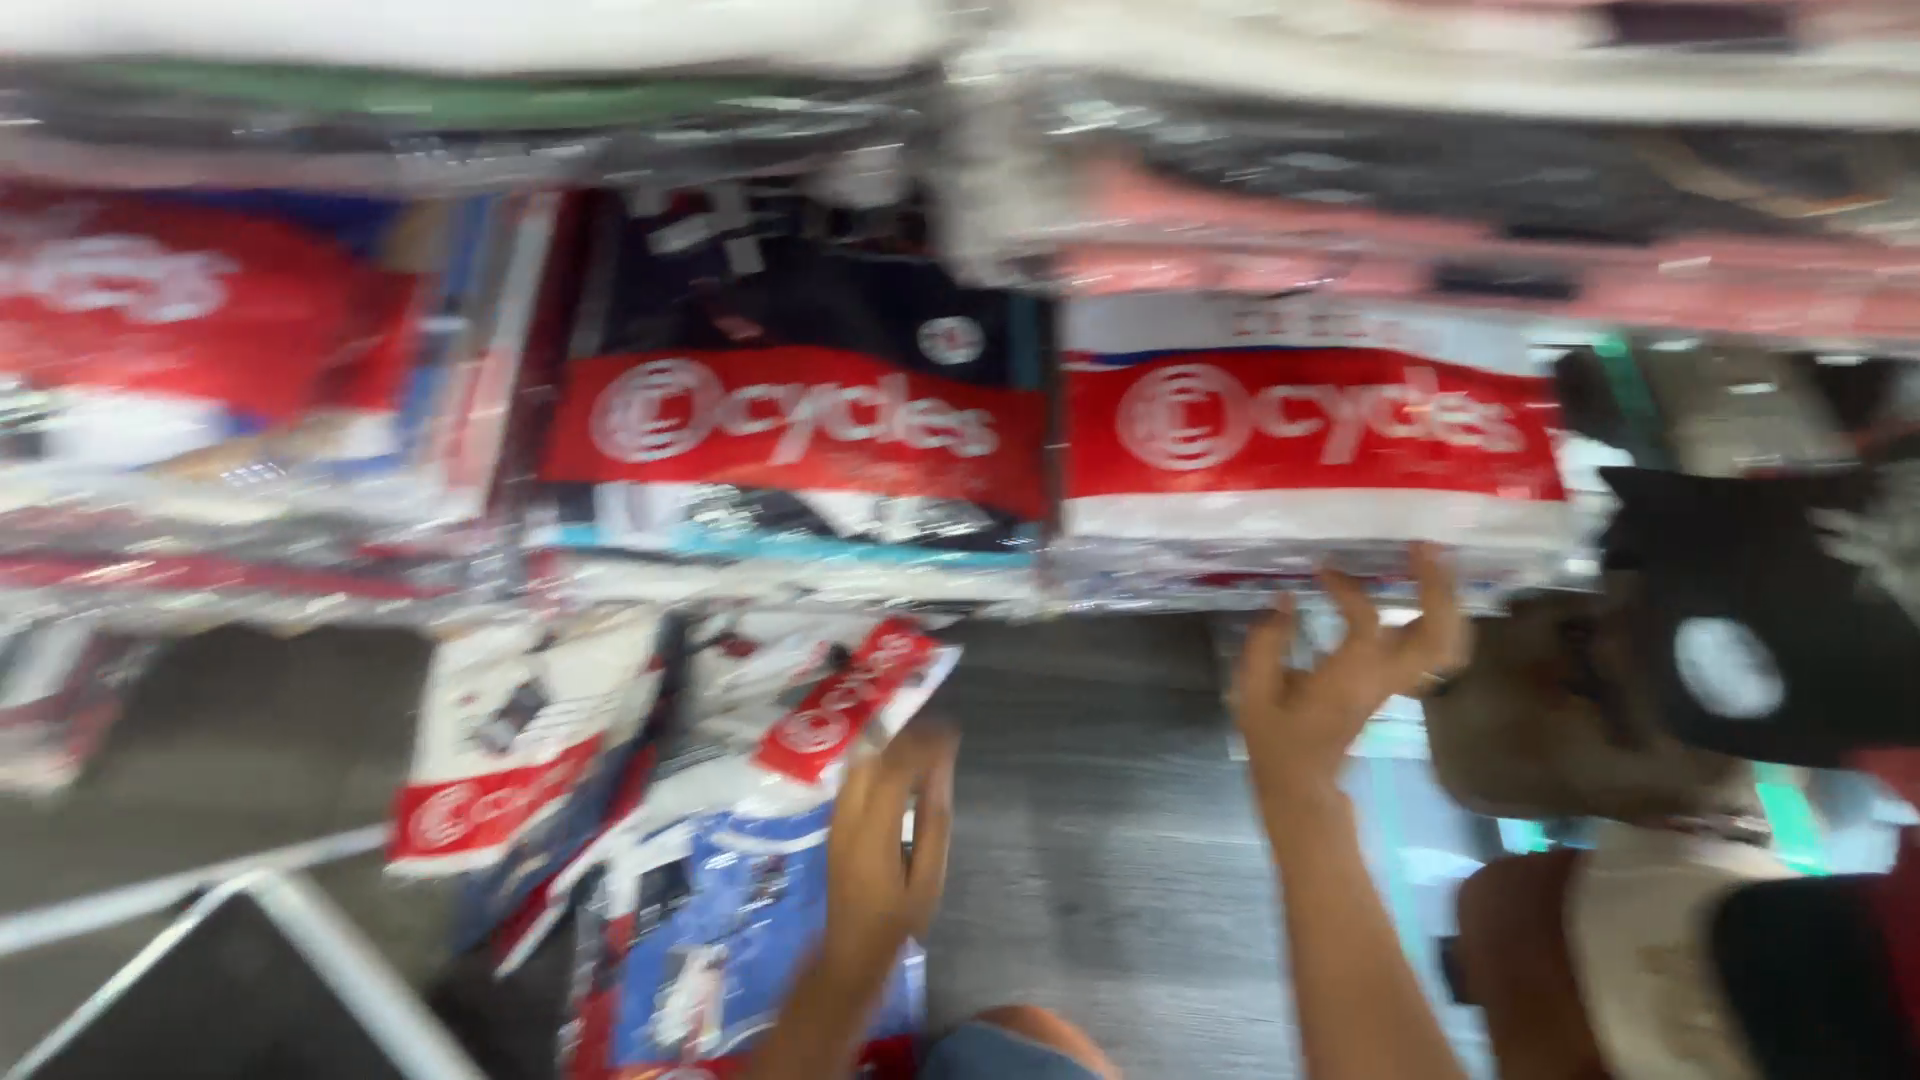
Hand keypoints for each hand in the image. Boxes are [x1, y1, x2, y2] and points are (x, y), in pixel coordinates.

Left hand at [822, 720, 958, 977]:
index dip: (923, 743)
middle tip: (939, 732)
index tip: (951, 730)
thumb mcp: (929, 877)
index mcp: (873, 834)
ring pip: (859, 763)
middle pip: (871, 758)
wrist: (851, 950)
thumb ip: (934, 821)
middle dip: (906, 736)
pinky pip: (854, 776)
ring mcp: (836, 819)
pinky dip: (878, 760)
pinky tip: (901, 764)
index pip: (895, 770)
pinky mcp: (834, 822)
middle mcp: (847, 818)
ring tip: (923, 742)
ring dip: (890, 745)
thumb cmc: (898, 918)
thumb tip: (941, 771)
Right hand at [1235, 543, 1469, 802]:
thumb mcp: (1253, 692)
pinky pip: (1438, 651)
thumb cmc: (1274, 738)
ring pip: (1448, 644)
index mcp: (1348, 680)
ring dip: (1447, 600)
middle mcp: (1383, 680)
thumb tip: (1286, 600)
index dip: (1348, 589)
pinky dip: (1441, 619)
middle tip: (1421, 547)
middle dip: (1436, 586)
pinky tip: (1423, 595)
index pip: (1368, 623)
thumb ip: (1266, 643)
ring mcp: (1395, 684)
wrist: (1301, 780)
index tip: (1321, 570)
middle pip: (1437, 633)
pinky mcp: (1394, 685)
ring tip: (1430, 562)